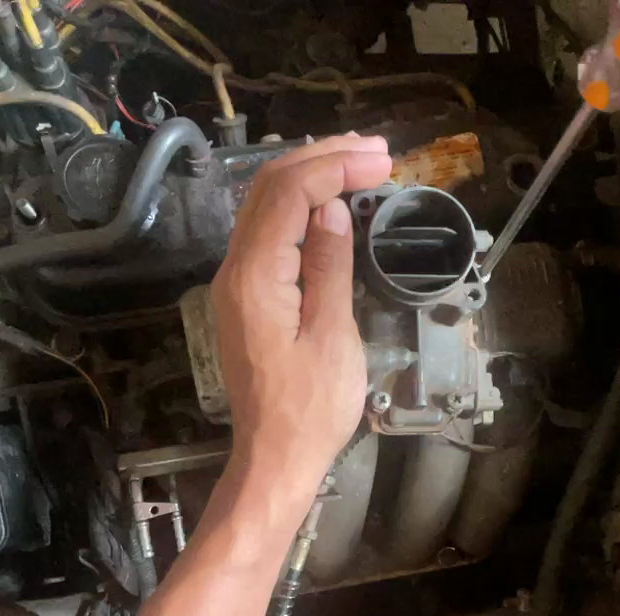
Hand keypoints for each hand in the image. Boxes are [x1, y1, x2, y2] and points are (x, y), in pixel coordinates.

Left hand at [211, 135, 393, 494]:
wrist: (275, 459)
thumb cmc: (311, 411)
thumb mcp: (333, 339)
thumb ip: (329, 268)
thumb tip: (332, 210)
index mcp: (256, 278)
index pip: (289, 194)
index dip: (335, 166)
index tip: (384, 161)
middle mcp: (235, 272)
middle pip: (270, 190)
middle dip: (322, 160)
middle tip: (378, 152)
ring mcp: (235, 285)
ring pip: (265, 208)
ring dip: (310, 179)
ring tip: (359, 165)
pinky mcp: (245, 300)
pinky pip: (267, 236)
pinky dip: (299, 210)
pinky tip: (328, 205)